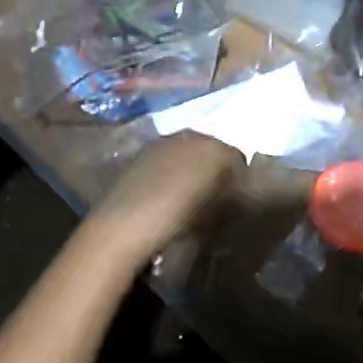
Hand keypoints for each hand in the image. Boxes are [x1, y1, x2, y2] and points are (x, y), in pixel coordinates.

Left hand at [87, 133, 242, 263]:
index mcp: (217, 147)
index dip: (238, 182)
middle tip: (211, 201)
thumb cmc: (180, 221)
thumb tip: (237, 195)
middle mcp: (191, 136)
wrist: (124, 226)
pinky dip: (168, 173)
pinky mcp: (139, 154)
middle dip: (214, 172)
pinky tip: (162, 197)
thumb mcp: (218, 215)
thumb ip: (234, 198)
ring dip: (190, 171)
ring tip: (185, 200)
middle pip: (212, 152)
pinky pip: (165, 160)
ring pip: (187, 154)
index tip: (233, 203)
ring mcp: (162, 143)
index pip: (238, 160)